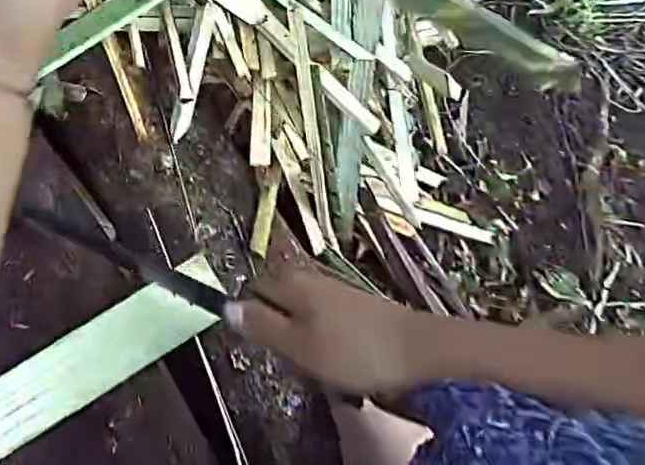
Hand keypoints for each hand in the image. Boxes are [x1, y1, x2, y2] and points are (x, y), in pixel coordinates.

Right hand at [225, 268, 438, 394]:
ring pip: (301, 314)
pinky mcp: (352, 306)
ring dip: (303, 341)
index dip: (251, 317)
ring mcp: (332, 289)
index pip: (252, 289)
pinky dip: (325, 343)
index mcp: (290, 281)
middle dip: (279, 331)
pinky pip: (323, 322)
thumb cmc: (352, 350)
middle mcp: (308, 276)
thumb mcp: (299, 346)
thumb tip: (226, 307)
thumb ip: (261, 326)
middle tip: (292, 362)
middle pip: (276, 301)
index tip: (263, 347)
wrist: (418, 352)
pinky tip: (340, 364)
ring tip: (318, 368)